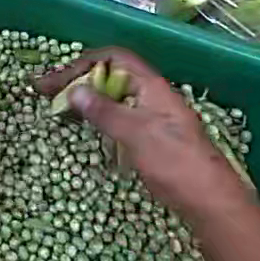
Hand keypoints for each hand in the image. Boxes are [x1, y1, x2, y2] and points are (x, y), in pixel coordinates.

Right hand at [35, 47, 243, 218]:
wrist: (211, 202)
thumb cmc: (174, 162)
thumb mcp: (134, 132)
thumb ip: (103, 110)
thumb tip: (74, 90)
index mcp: (151, 86)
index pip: (113, 58)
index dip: (84, 63)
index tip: (58, 80)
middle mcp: (152, 96)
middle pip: (111, 76)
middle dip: (79, 81)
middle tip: (48, 93)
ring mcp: (153, 117)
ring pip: (113, 98)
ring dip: (86, 99)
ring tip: (60, 109)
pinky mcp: (152, 138)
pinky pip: (119, 117)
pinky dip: (98, 118)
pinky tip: (86, 129)